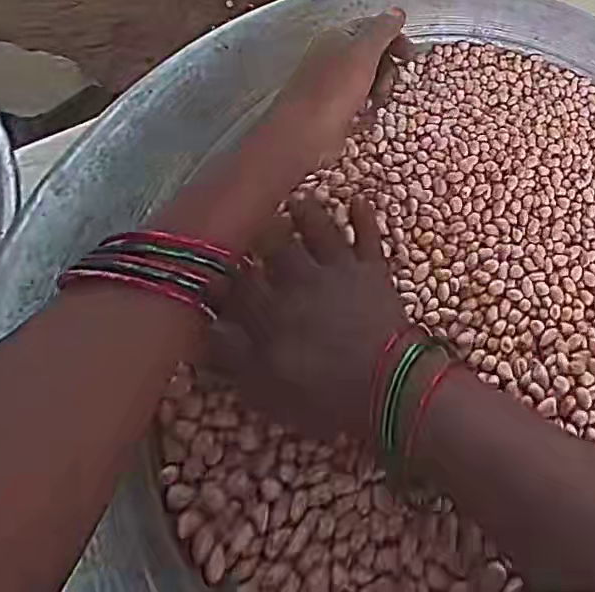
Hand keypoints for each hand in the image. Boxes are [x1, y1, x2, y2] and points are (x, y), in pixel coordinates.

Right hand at [223, 196, 407, 440]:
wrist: (386, 382)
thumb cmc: (323, 395)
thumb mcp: (265, 389)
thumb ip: (233, 356)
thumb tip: (207, 327)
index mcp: (271, 312)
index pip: (239, 283)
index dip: (224, 272)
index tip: (214, 264)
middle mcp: (302, 281)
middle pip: (277, 245)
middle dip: (263, 231)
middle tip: (256, 221)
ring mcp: (339, 270)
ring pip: (320, 230)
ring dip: (308, 213)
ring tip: (298, 201)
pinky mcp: (372, 269)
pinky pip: (368, 235)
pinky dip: (364, 216)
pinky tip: (358, 199)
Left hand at [266, 9, 412, 167]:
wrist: (304, 134)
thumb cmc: (334, 89)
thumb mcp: (363, 52)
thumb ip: (382, 30)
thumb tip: (396, 11)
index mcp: (338, 37)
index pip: (373, 28)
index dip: (394, 38)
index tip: (410, 56)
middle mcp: (334, 56)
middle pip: (374, 55)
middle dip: (388, 69)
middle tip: (387, 83)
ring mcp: (333, 83)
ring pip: (370, 80)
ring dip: (380, 90)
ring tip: (374, 103)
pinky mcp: (335, 108)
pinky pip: (361, 101)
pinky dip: (368, 107)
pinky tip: (366, 115)